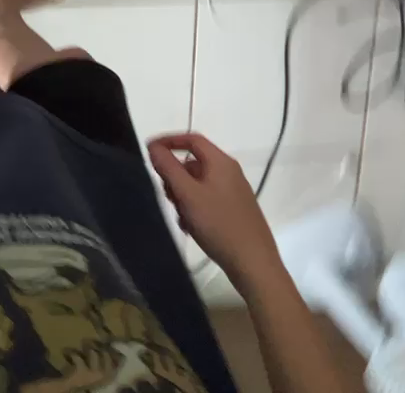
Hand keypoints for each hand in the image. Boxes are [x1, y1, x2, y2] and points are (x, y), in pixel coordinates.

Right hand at [147, 133, 281, 285]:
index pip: (191, 139)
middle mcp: (230, 172)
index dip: (168, 141)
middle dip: (175, 176)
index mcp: (221, 162)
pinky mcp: (236, 210)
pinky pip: (208, 198)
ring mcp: (235, 192)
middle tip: (166, 194)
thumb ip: (168, 167)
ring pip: (199, 183)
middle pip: (193, 162)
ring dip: (183, 195)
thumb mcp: (188, 194)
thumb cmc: (219, 225)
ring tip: (180, 216)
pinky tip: (191, 226)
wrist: (255, 265)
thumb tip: (154, 146)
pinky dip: (195, 206)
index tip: (149, 152)